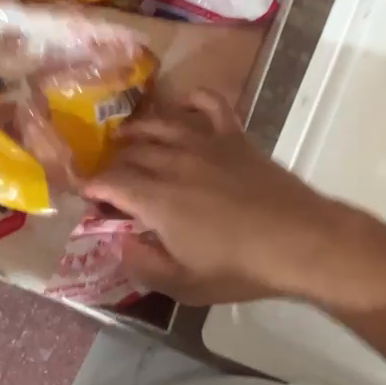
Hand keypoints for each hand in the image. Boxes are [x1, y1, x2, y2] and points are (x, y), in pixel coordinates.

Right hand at [84, 90, 350, 304]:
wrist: (298, 241)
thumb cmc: (240, 269)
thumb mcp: (184, 286)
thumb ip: (144, 264)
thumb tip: (118, 241)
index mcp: (157, 199)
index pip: (111, 182)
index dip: (93, 187)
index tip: (88, 195)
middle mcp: (174, 162)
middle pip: (131, 151)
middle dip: (112, 161)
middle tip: (109, 175)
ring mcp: (205, 143)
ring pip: (160, 123)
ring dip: (137, 128)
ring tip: (127, 137)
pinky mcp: (234, 136)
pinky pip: (208, 103)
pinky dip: (191, 98)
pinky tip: (181, 104)